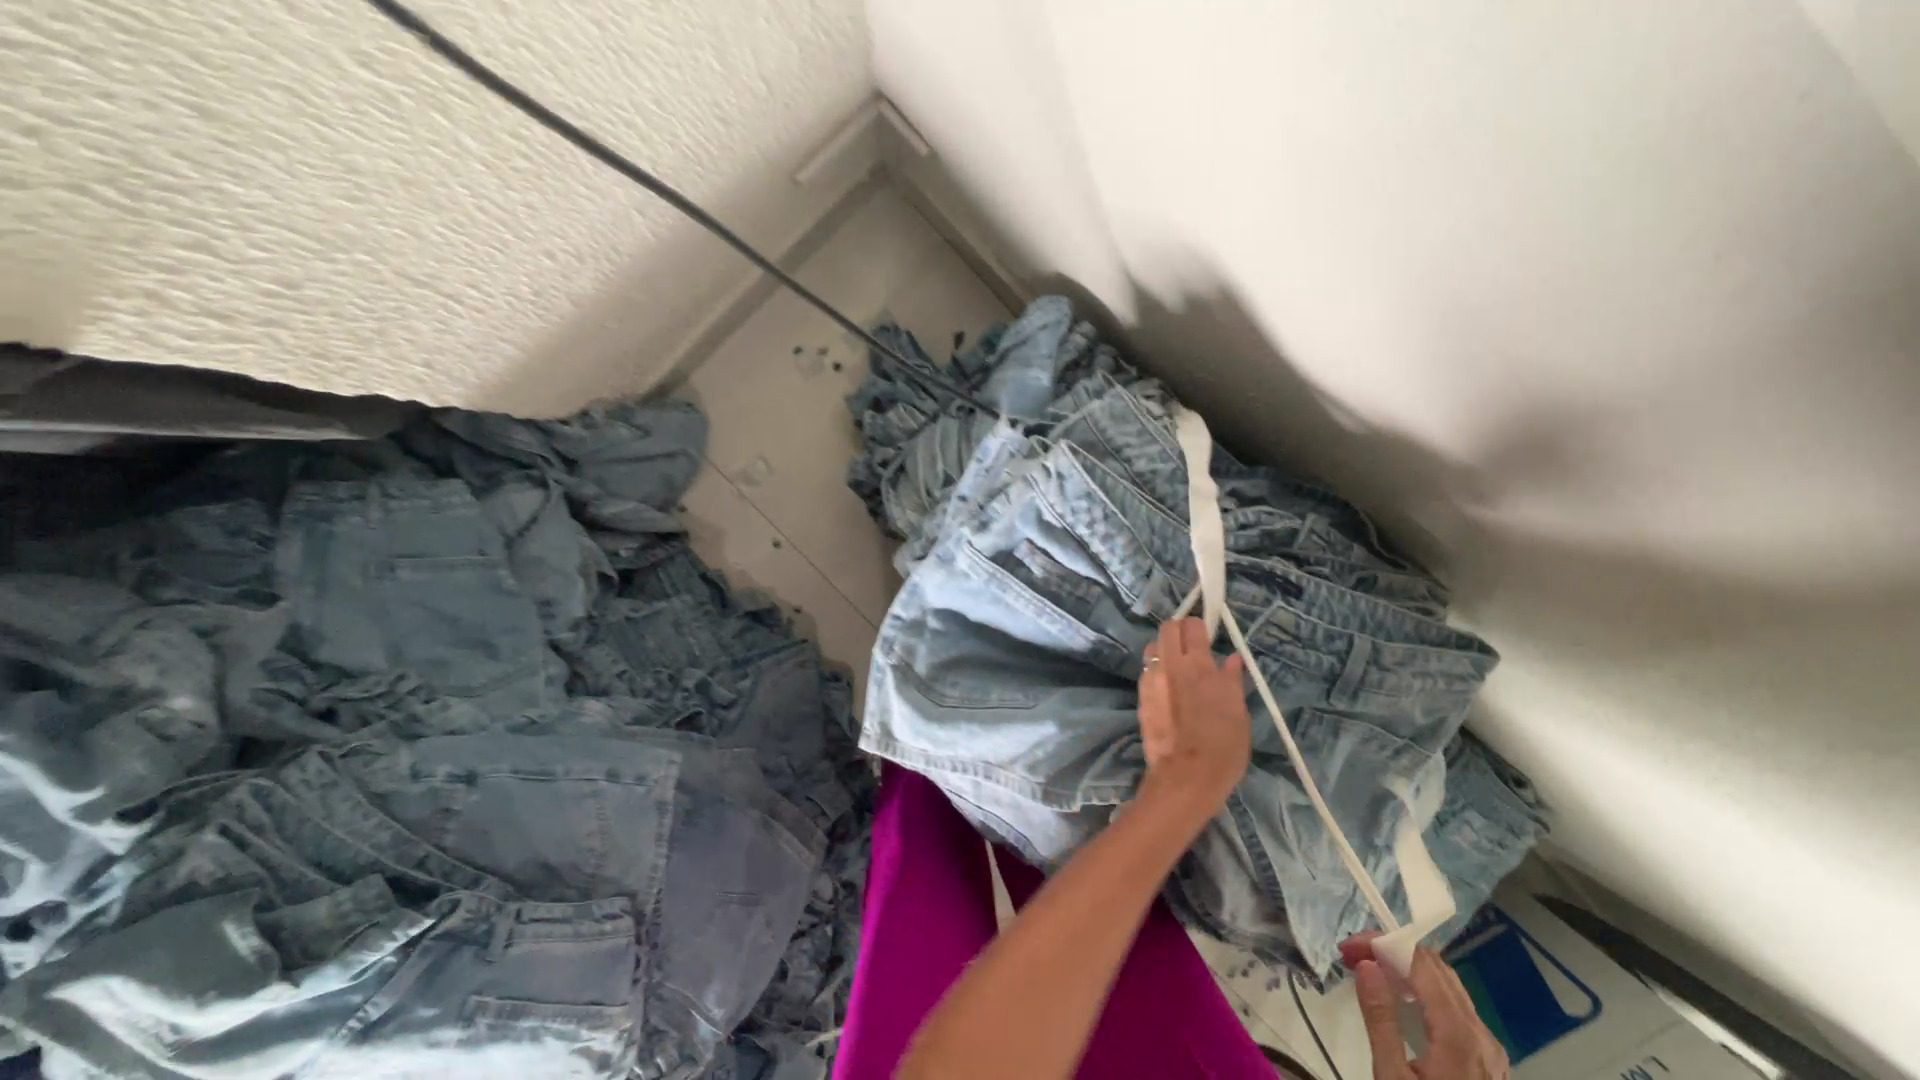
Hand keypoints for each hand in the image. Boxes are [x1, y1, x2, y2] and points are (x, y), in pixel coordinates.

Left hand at [1135, 618, 1250, 811]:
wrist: (1186, 777)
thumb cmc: (1223, 747)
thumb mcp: (1238, 712)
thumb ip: (1231, 681)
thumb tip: (1231, 659)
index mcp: (1199, 666)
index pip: (1192, 627)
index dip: (1199, 627)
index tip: (1206, 635)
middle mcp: (1171, 666)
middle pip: (1167, 629)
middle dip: (1178, 630)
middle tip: (1190, 644)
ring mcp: (1152, 681)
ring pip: (1152, 648)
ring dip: (1163, 649)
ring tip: (1177, 666)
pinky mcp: (1141, 698)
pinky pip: (1146, 672)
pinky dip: (1156, 671)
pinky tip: (1167, 688)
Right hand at [1346, 938, 1509, 1079]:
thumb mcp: (1392, 1079)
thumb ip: (1381, 1020)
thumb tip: (1367, 965)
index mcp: (1458, 1034)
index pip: (1421, 964)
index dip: (1383, 944)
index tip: (1347, 948)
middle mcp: (1481, 1033)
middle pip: (1438, 969)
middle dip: (1393, 952)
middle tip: (1352, 957)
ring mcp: (1490, 1047)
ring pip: (1450, 987)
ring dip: (1409, 969)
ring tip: (1371, 971)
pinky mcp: (1489, 1059)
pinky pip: (1458, 1009)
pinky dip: (1426, 991)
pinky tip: (1402, 1001)